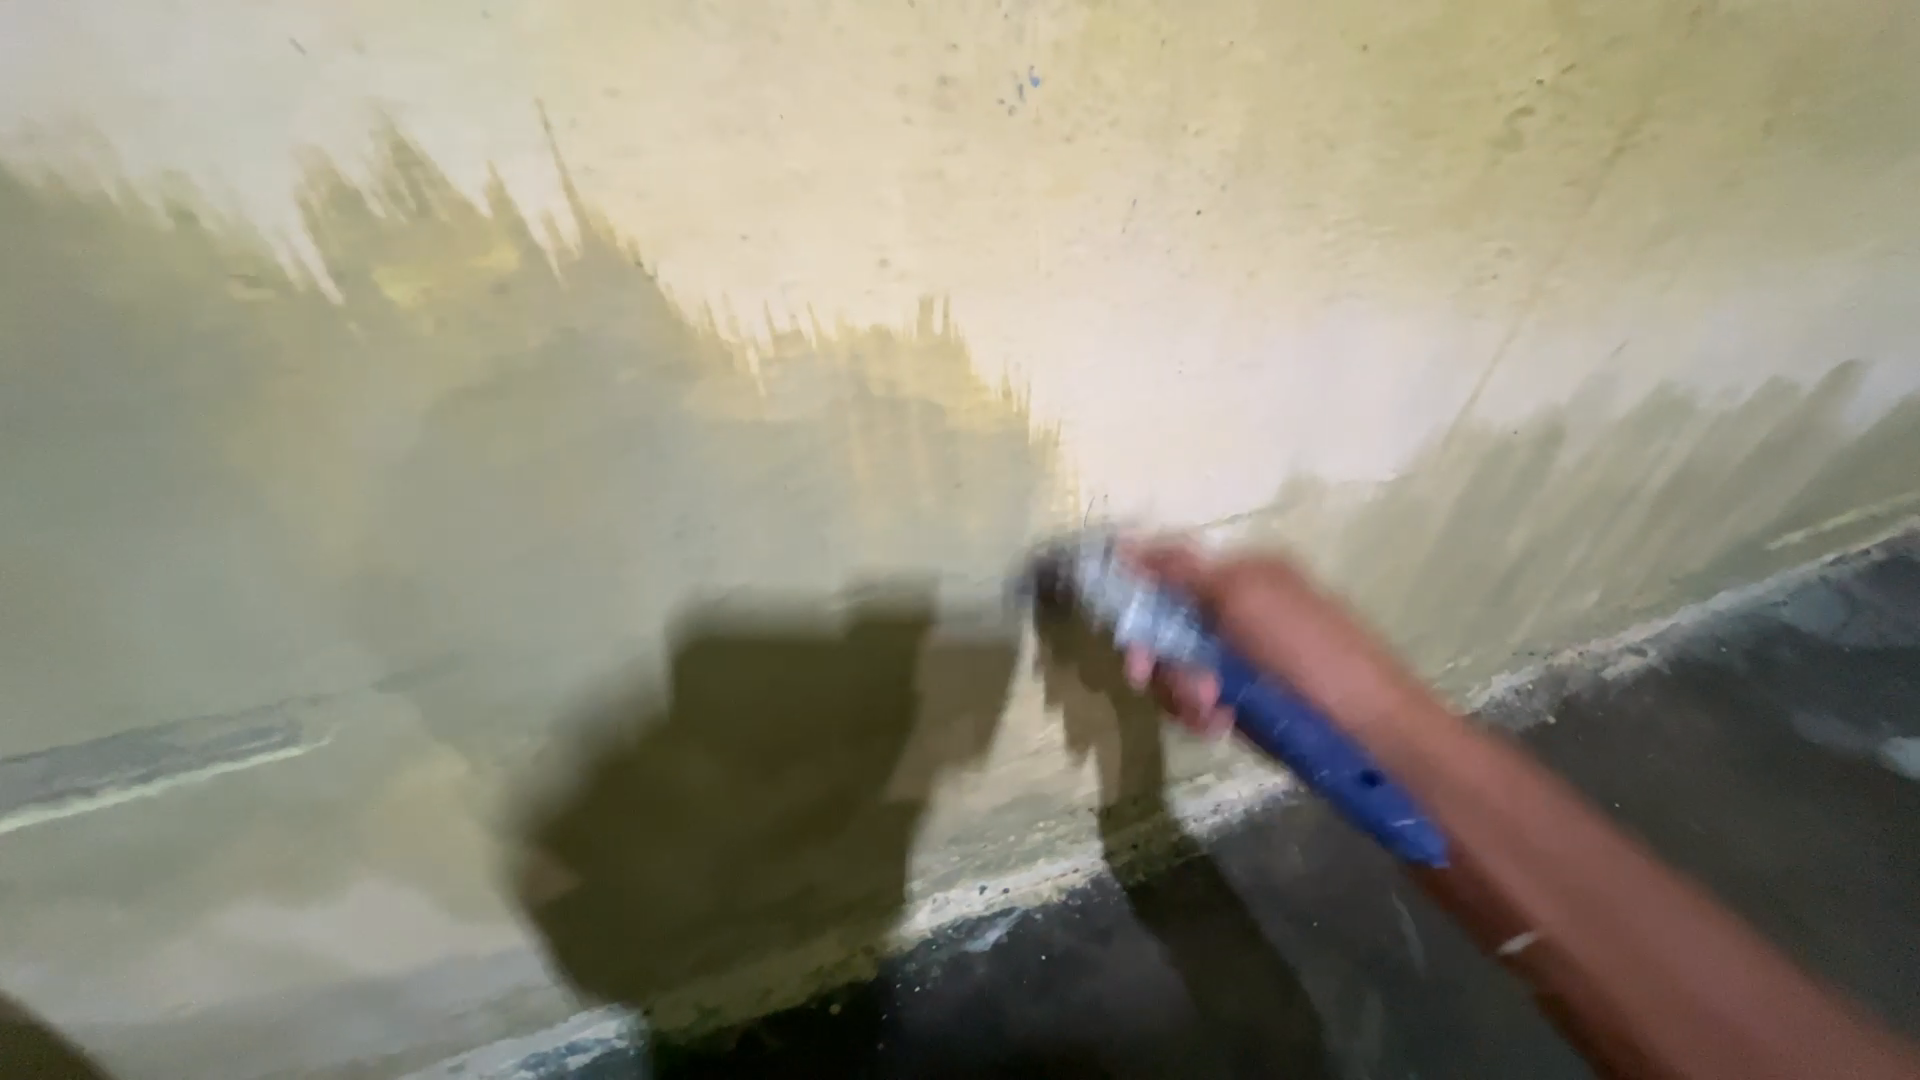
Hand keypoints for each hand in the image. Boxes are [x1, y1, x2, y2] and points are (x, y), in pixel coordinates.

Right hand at [1116, 538, 1331, 740]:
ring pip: (1178, 668)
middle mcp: (1238, 610)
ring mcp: (1242, 656)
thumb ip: (1178, 569)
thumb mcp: (1240, 596)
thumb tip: (1123, 540)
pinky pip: (1199, 700)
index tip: (1127, 634)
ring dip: (1182, 692)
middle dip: (1164, 658)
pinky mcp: (1245, 697)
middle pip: (1167, 626)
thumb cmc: (1304, 651)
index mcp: (1242, 573)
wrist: (1369, 728)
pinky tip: (1220, 724)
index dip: (1140, 600)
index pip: (1169, 572)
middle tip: (1156, 680)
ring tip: (1211, 710)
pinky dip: (1202, 713)